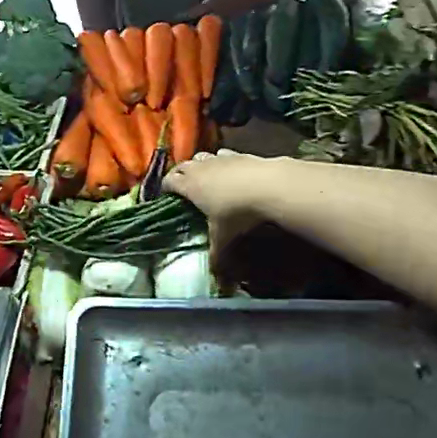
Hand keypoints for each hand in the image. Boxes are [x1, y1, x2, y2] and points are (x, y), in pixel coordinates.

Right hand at [163, 150, 281, 269]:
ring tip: (205, 177)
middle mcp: (201, 168)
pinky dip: (223, 161)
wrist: (270, 186)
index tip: (166, 196)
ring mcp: (221, 159)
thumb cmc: (237, 212)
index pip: (169, 181)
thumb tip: (218, 283)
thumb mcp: (223, 236)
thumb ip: (217, 255)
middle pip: (183, 165)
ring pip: (202, 156)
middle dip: (180, 174)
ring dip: (200, 165)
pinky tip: (231, 171)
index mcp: (190, 186)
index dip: (165, 187)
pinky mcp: (241, 154)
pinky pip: (225, 155)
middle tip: (183, 187)